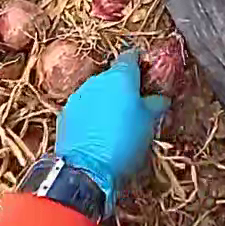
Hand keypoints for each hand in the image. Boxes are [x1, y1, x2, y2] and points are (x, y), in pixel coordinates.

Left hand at [54, 49, 169, 209]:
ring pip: (98, 91)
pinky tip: (100, 131)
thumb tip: (159, 98)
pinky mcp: (66, 113)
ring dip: (108, 100)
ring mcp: (79, 95)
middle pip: (114, 75)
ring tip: (118, 121)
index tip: (148, 74)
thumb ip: (155, 104)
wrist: (85, 169)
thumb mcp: (149, 122)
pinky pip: (85, 107)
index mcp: (121, 76)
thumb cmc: (124, 140)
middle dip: (125, 86)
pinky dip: (93, 114)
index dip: (142, 63)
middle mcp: (97, 80)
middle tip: (137, 102)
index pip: (132, 56)